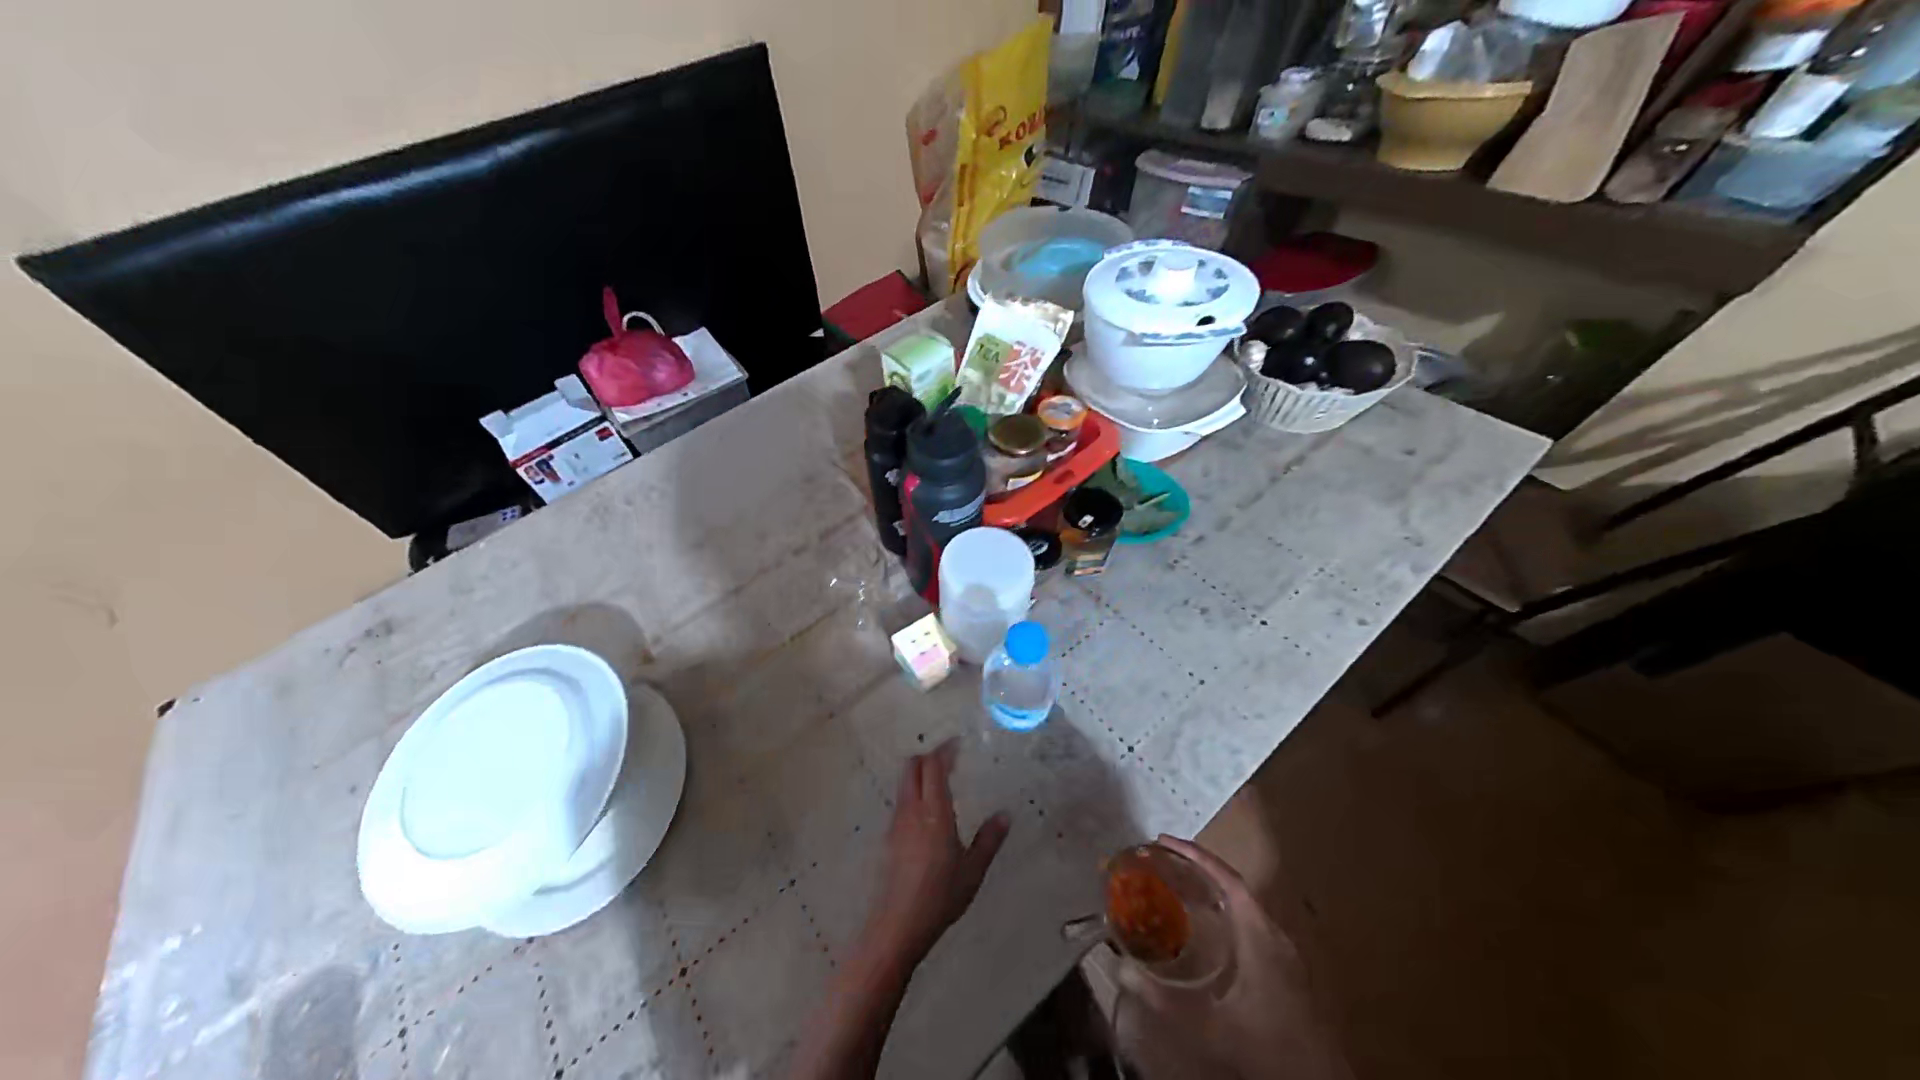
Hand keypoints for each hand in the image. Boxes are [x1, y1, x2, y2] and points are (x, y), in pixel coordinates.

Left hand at [866, 738, 1009, 964]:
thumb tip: (1005, 814)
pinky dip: (914, 792)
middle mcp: (911, 810)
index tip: (958, 744)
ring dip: (920, 774)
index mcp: (934, 812)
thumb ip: (989, 839)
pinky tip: (928, 812)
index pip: (933, 766)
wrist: (897, 926)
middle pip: (912, 767)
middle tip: (950, 760)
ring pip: (904, 783)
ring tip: (941, 782)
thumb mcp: (972, 870)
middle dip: (929, 756)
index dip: (945, 751)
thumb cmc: (940, 897)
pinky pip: (901, 801)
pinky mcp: (889, 837)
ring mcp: (896, 823)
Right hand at [1116, 835, 1350, 1079]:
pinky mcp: (1286, 970)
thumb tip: (1122, 970)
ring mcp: (1284, 953)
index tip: (1163, 841)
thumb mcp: (1212, 1028)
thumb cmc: (1269, 1050)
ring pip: (1245, 905)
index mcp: (1260, 936)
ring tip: (1178, 885)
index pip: (1228, 879)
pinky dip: (1225, 910)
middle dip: (1200, 867)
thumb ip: (1164, 1000)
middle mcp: (1275, 935)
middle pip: (1236, 886)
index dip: (1196, 855)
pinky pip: (1251, 923)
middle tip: (1163, 860)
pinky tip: (1207, 928)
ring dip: (1213, 888)